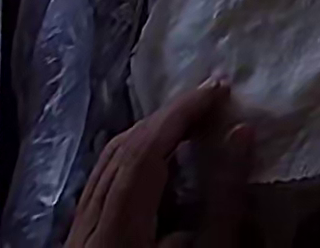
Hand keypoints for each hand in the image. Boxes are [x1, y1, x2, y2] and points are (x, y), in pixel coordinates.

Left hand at [67, 81, 252, 247]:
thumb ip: (225, 199)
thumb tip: (242, 132)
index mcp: (115, 235)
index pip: (144, 150)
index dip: (181, 112)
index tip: (218, 88)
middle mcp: (86, 231)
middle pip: (122, 150)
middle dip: (168, 117)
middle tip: (210, 98)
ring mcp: (77, 239)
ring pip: (107, 164)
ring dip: (150, 134)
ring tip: (191, 119)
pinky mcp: (79, 247)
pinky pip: (103, 185)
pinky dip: (134, 159)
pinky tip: (163, 160)